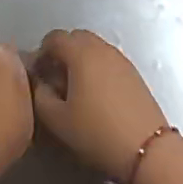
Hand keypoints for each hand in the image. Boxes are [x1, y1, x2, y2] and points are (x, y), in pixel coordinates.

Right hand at [30, 29, 167, 183]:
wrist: (145, 147)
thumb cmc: (96, 132)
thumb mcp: (58, 121)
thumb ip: (41, 97)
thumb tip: (39, 82)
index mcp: (81, 52)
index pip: (55, 37)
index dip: (41, 52)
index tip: (37, 74)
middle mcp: (101, 47)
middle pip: (75, 38)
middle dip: (61, 53)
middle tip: (53, 80)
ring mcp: (120, 57)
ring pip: (93, 47)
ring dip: (79, 60)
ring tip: (73, 90)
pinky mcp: (132, 70)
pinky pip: (107, 59)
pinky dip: (96, 67)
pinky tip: (95, 95)